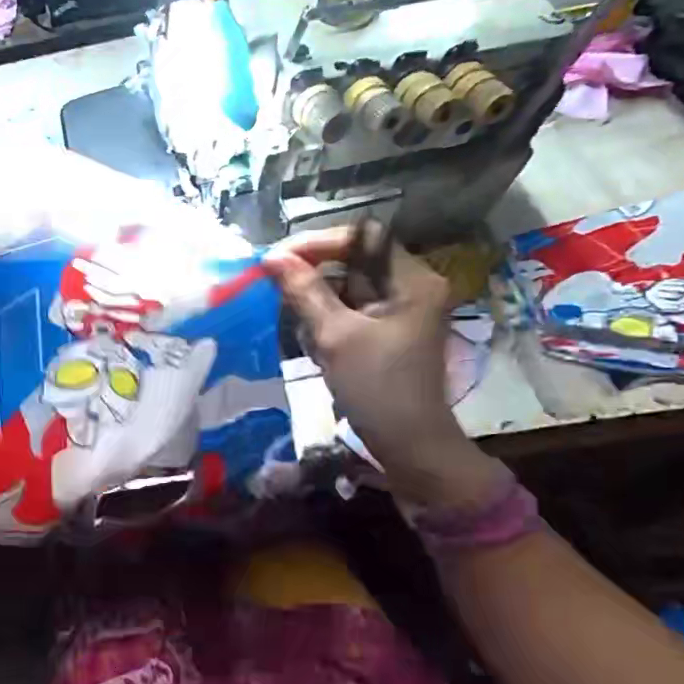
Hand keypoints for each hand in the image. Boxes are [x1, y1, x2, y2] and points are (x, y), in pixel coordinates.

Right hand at [262, 227, 504, 508]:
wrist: (409, 445)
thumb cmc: (377, 388)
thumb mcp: (335, 336)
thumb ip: (304, 292)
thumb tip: (271, 257)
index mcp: (412, 280)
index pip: (362, 238)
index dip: (318, 243)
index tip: (278, 260)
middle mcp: (410, 287)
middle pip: (353, 261)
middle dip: (312, 274)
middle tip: (273, 287)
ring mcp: (399, 311)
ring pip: (347, 288)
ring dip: (315, 299)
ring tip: (290, 318)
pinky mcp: (386, 333)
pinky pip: (349, 311)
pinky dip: (325, 319)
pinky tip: (309, 339)